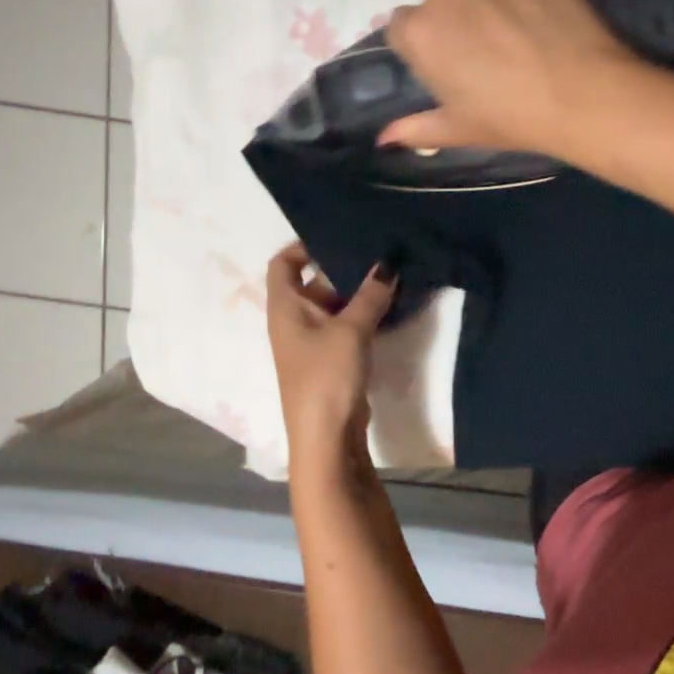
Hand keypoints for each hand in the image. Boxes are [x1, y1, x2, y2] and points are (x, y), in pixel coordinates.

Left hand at [266, 243, 396, 466]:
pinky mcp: (332, 362)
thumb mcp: (350, 330)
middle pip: (313, 284)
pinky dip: (364, 317)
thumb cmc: (326, 376)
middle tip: (378, 253)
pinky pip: (346, 329)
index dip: (302, 247)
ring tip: (391, 276)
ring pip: (334, 308)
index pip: (282, 264)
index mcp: (285, 308)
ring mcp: (313, 343)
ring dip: (358, 295)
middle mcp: (294, 321)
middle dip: (343, 269)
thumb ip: (370, 295)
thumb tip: (387, 264)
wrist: (327, 435)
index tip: (336, 237)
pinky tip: (390, 309)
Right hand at [380, 0, 641, 157]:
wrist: (583, 94)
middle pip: (439, 3)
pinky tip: (538, 21)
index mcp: (419, 32)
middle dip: (456, 23)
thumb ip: (416, 128)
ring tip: (518, 38)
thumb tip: (384, 138)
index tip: (450, 68)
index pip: (402, 28)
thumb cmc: (513, 118)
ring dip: (486, 4)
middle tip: (489, 57)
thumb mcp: (461, 129)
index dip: (425, 48)